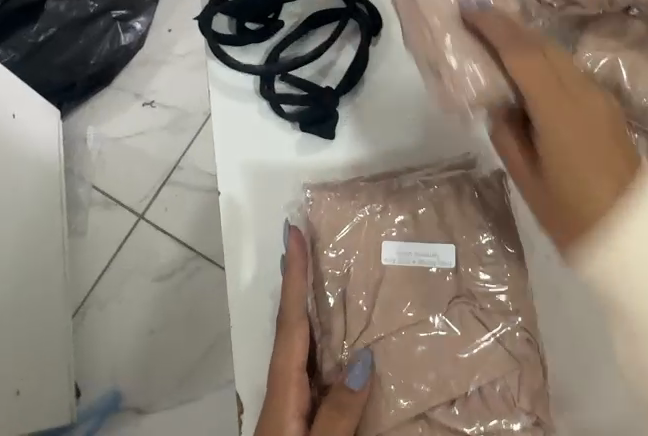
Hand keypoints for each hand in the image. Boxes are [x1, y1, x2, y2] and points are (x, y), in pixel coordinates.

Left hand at [254, 223, 374, 435]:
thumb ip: (338, 412)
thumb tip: (364, 358)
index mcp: (283, 390)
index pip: (291, 321)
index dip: (294, 274)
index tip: (293, 230)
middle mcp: (284, 388)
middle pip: (293, 324)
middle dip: (299, 280)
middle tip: (308, 237)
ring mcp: (292, 402)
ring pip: (303, 344)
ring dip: (311, 307)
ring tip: (326, 272)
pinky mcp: (302, 417)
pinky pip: (314, 367)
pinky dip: (324, 341)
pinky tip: (341, 340)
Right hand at [462, 5, 641, 252]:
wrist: (634, 237)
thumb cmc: (573, 216)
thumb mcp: (526, 178)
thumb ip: (507, 132)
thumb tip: (501, 103)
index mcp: (559, 109)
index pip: (522, 53)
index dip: (493, 27)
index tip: (468, 10)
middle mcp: (582, 91)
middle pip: (542, 45)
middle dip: (508, 26)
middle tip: (476, 18)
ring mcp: (599, 97)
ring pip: (558, 55)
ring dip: (527, 42)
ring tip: (495, 40)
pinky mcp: (606, 107)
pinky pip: (569, 71)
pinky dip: (544, 61)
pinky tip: (527, 72)